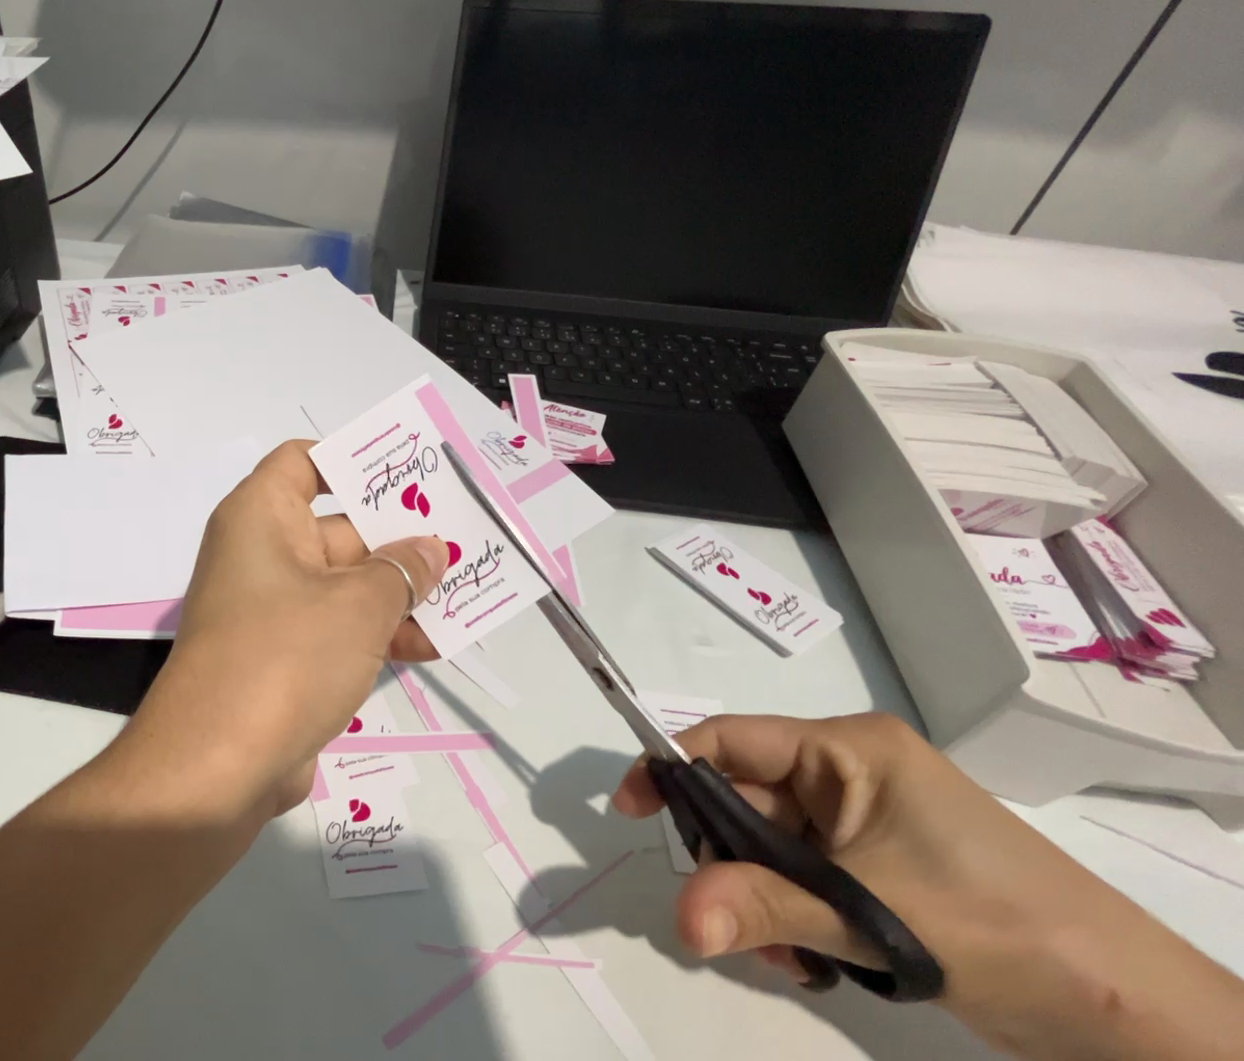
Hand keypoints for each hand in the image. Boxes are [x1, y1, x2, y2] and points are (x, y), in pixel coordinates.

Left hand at [116, 441, 449, 818]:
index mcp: (261, 518)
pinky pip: (339, 629)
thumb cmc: (286, 657)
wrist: (218, 768)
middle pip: (338, 526)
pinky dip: (379, 633)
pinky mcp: (284, 658)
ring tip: (465, 595)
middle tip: (464, 538)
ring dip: (399, 592)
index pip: (303, 462)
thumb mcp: (358, 605)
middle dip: (400, 537)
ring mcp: (272, 610)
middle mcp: (262, 555)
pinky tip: (434, 645)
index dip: (353, 459)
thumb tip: (429, 549)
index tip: (410, 472)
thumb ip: (402, 570)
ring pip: (345, 584)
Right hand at [612, 713, 1243, 1060]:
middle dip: (725, 862)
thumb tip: (677, 921)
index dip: (673, 768)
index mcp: (848, 751)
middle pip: (742, 800)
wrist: (1125, 1012)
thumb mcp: (868, 912)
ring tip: (787, 958)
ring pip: (765, 849)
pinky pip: (796, 879)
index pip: (732, 739)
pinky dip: (787, 918)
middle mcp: (848, 775)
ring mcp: (861, 823)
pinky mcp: (872, 868)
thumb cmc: (999, 925)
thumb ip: (761, 905)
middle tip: (729, 920)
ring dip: (757, 901)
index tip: (627, 811)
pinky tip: (810, 962)